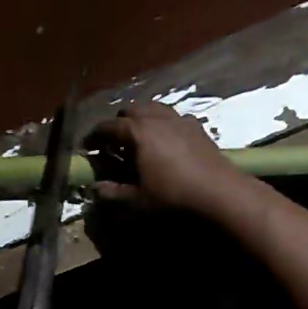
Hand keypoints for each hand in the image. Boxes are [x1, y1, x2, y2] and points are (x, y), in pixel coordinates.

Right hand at [88, 100, 255, 216]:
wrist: (219, 191)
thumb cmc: (174, 195)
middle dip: (118, 124)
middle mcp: (156, 118)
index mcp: (137, 132)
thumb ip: (113, 193)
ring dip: (140, 119)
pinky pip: (171, 116)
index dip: (95, 136)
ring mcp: (178, 119)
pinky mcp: (195, 125)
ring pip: (152, 109)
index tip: (88, 146)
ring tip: (138, 139)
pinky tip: (164, 142)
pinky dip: (161, 123)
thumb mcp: (138, 200)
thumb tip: (95, 189)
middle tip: (114, 144)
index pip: (108, 127)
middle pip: (130, 110)